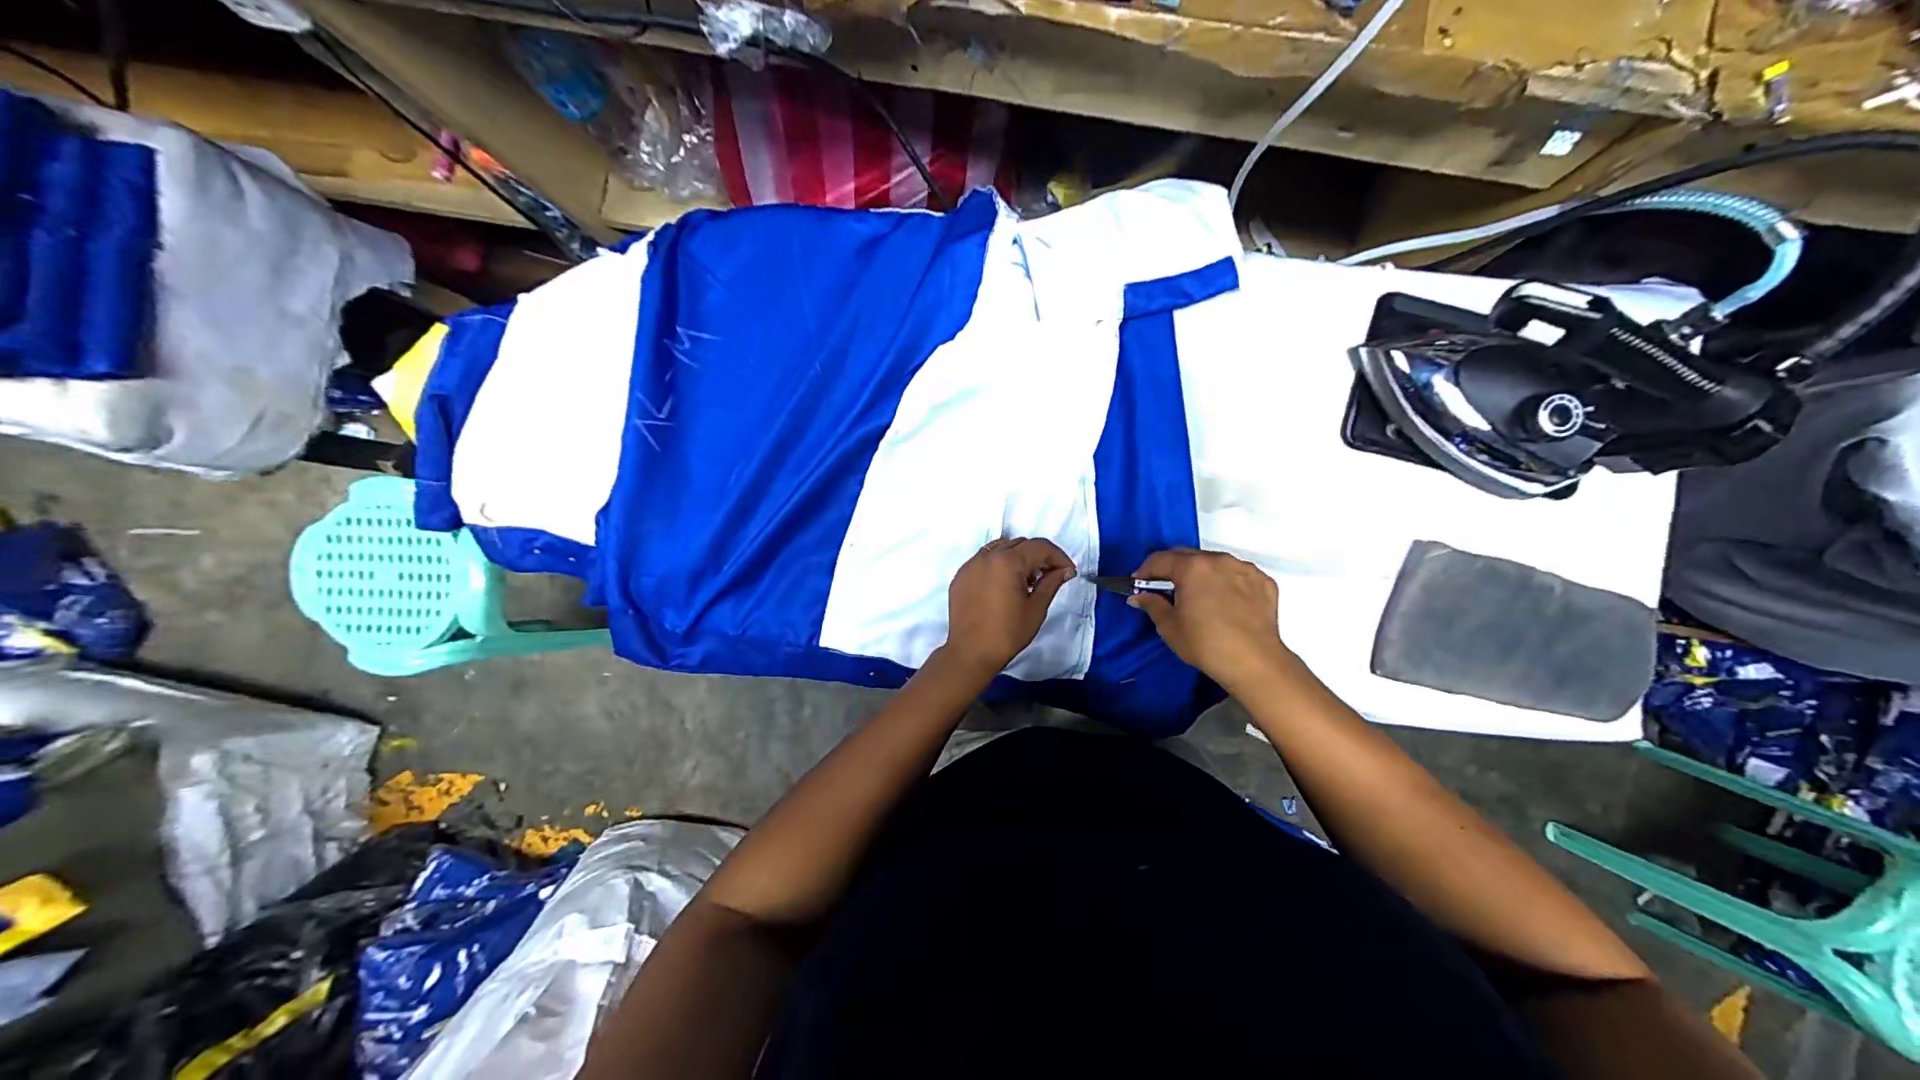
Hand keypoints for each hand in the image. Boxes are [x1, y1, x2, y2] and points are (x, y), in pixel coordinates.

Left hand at [938, 537, 1075, 677]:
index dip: (1059, 557)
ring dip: (1017, 558)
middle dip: (1038, 556)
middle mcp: (986, 556)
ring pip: (1000, 548)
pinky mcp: (960, 576)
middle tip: (1049, 576)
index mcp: (1007, 561)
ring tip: (1026, 581)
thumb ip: (1051, 582)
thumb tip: (1064, 570)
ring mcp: (970, 565)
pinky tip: (1004, 586)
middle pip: (1019, 543)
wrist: (970, 652)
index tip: (1068, 572)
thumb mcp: (1036, 608)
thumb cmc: (1007, 633)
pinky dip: (998, 566)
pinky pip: (984, 561)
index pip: (1040, 547)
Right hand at [1128, 548, 1291, 691]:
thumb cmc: (1205, 644)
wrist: (1253, 662)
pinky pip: (1238, 575)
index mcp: (1192, 567)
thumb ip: (1152, 604)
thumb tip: (1139, 597)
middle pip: (1188, 556)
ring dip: (1202, 573)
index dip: (1145, 570)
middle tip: (1166, 588)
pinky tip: (1225, 602)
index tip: (1140, 583)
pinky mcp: (1264, 581)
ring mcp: (1245, 569)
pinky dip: (1227, 582)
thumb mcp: (1169, 627)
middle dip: (1173, 569)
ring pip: (1215, 563)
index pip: (1161, 559)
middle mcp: (1219, 560)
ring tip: (1198, 595)